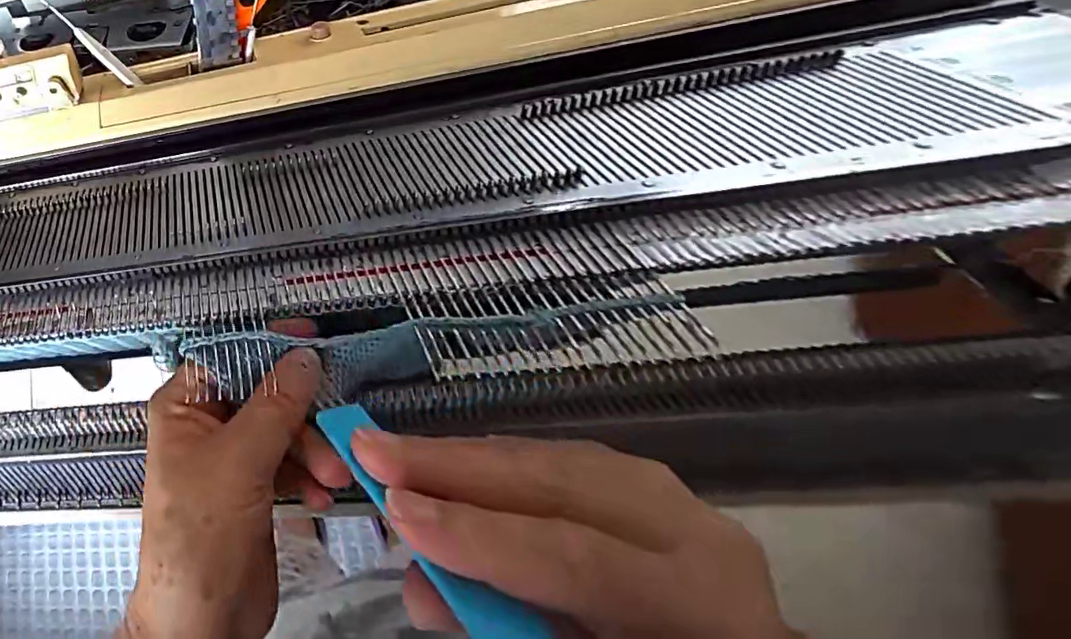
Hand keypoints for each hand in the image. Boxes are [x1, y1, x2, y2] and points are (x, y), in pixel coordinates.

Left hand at [120, 348, 353, 638]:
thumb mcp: (239, 460)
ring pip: (281, 427)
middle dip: (298, 410)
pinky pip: (288, 460)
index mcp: (184, 405)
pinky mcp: (254, 485)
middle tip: (327, 418)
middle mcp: (205, 425)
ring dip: (310, 445)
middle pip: (261, 391)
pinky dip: (307, 470)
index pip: (227, 355)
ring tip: (329, 470)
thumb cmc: (194, 541)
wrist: (204, 622)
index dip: (265, 344)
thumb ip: (275, 405)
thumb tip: (301, 361)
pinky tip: (319, 489)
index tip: (304, 337)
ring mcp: (231, 456)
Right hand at [353, 430, 795, 638]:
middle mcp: (697, 537)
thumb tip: (420, 585)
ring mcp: (674, 501)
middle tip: (368, 450)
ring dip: (463, 457)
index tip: (395, 508)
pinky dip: (494, 464)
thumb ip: (501, 626)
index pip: (577, 557)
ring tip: (394, 453)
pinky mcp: (642, 484)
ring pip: (552, 457)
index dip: (480, 534)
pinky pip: (555, 462)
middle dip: (453, 466)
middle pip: (559, 482)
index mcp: (702, 606)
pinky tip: (447, 462)